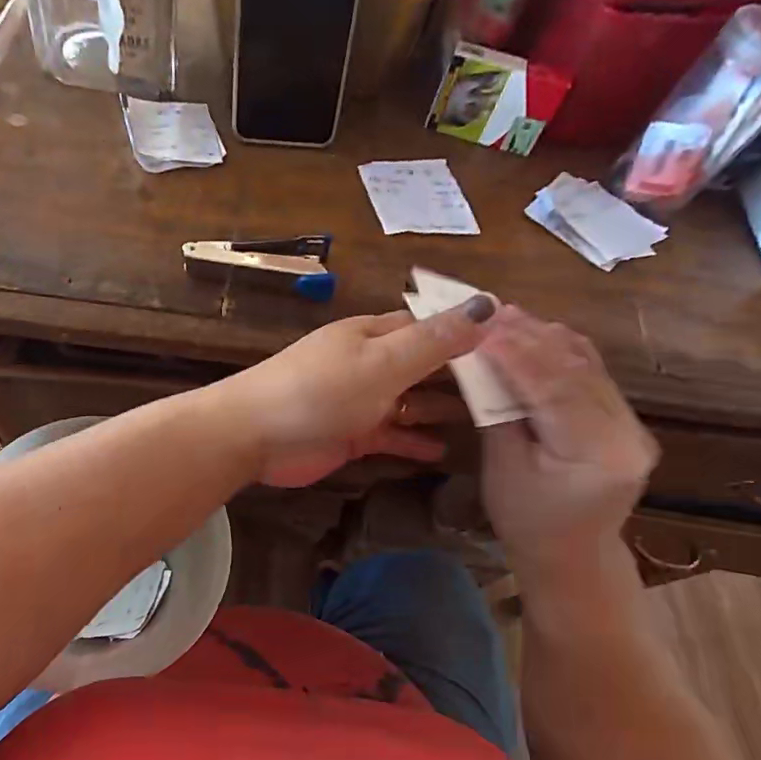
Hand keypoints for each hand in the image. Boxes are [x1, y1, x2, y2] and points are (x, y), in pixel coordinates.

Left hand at [213, 297, 494, 487]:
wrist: (253, 435)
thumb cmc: (320, 391)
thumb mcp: (384, 363)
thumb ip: (435, 341)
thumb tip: (487, 306)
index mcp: (376, 334)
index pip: (430, 326)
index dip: (465, 333)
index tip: (507, 346)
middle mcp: (371, 363)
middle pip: (424, 365)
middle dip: (460, 375)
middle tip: (506, 391)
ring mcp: (361, 400)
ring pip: (411, 402)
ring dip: (441, 409)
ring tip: (483, 422)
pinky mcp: (352, 435)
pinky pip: (392, 435)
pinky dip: (414, 441)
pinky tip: (441, 453)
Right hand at [479, 307, 658, 565]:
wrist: (574, 557)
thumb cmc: (528, 524)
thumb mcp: (504, 470)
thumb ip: (499, 410)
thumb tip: (482, 357)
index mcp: (599, 455)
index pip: (554, 389)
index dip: (515, 354)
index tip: (481, 326)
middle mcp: (628, 434)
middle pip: (576, 369)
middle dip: (530, 336)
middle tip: (492, 310)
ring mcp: (633, 425)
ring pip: (588, 365)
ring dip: (545, 337)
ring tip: (507, 316)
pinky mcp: (626, 421)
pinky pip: (593, 376)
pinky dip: (561, 353)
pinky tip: (534, 334)